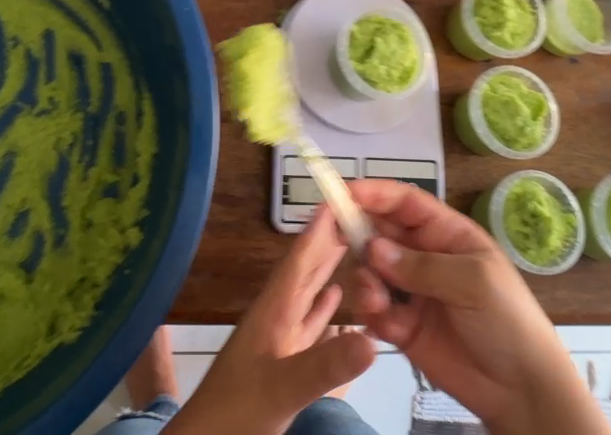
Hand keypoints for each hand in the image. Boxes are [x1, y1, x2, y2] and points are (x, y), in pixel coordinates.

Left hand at [165, 209, 375, 434]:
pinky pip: (307, 323)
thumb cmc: (237, 411)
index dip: (317, 230)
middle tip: (356, 215)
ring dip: (326, 269)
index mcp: (273, 312)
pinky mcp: (281, 361)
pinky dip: (323, 307)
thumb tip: (373, 339)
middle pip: (303, 270)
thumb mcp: (283, 388)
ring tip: (350, 245)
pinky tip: (335, 299)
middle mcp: (275, 317)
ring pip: (306, 293)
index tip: (337, 198)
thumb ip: (325, 365)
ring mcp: (276, 339)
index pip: (298, 261)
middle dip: (327, 242)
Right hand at [347, 180, 609, 434]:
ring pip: (370, 270)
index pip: (404, 203)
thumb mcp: (474, 282)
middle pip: (379, 232)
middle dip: (358, 235)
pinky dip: (370, 310)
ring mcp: (412, 291)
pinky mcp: (402, 326)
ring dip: (364, 278)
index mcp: (446, 233)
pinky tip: (381, 320)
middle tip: (339, 242)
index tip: (341, 193)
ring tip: (374, 298)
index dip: (373, 193)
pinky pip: (374, 308)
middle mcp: (424, 256)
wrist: (521, 390)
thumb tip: (373, 248)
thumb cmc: (508, 320)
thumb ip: (421, 265)